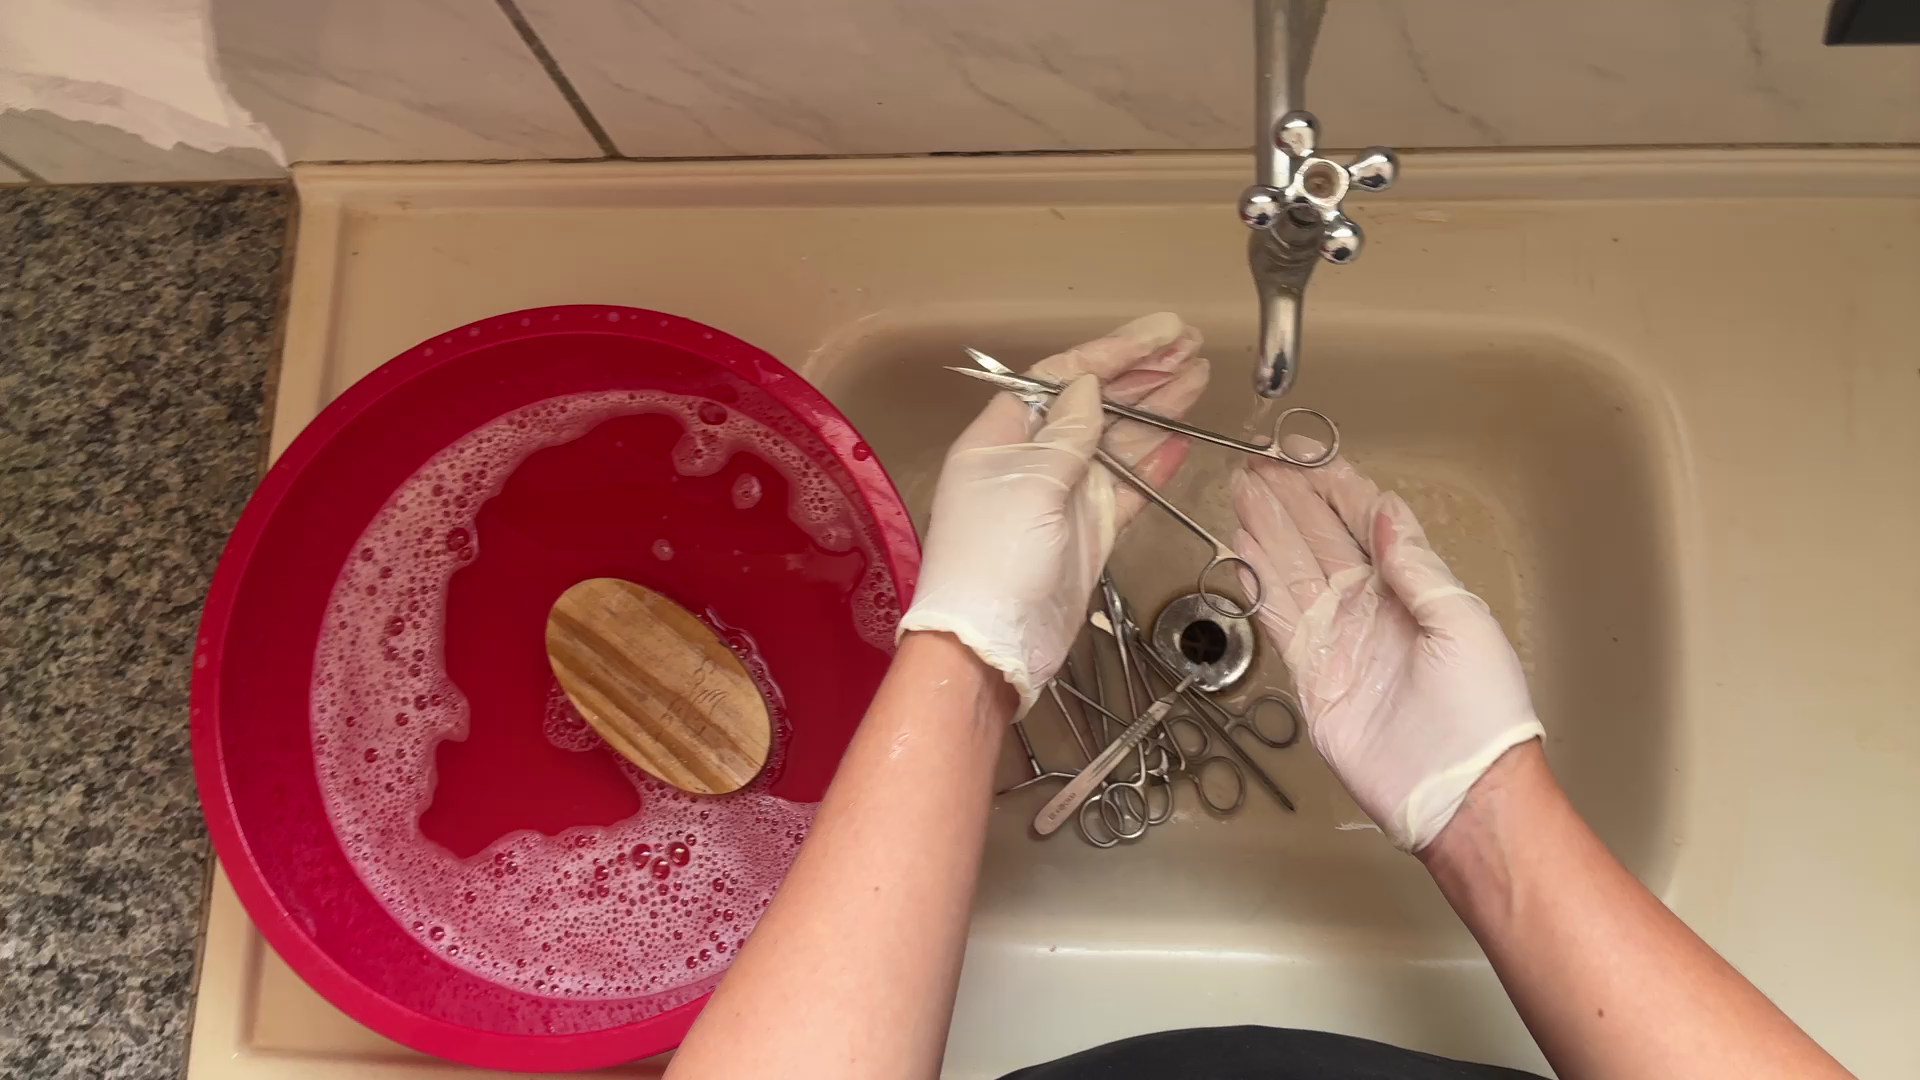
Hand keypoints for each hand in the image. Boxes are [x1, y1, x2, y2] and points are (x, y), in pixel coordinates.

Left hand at [899, 313, 1209, 713]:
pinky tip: (1182, 436)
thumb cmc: (997, 555)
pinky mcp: (1091, 527)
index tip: (1157, 335)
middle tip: (1188, 345)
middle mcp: (1037, 458)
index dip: (1108, 354)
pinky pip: (1129, 486)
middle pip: (1093, 404)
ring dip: (1156, 409)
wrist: (994, 643)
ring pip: (1118, 441)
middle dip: (1140, 374)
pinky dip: (1154, 463)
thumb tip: (1087, 386)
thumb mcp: (1028, 484)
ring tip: (1197, 375)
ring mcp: (1066, 494)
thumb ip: (1065, 434)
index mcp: (1005, 437)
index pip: (1059, 379)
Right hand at [1231, 442, 1542, 850]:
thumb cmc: (1480, 710)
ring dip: (1265, 527)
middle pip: (1317, 539)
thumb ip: (1418, 568)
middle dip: (1289, 498)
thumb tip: (1385, 509)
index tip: (1304, 455)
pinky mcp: (1306, 668)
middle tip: (1257, 462)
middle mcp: (1365, 604)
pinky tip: (1241, 546)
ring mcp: (1332, 634)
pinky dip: (1256, 578)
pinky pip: (1276, 613)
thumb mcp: (1464, 627)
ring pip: (1290, 567)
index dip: (1334, 487)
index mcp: (1409, 590)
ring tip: (1241, 490)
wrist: (1453, 791)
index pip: (1364, 524)